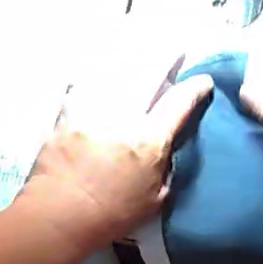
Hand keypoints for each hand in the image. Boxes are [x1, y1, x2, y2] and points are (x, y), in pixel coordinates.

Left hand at [16, 52, 213, 254]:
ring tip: (142, 50)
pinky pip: (82, 83)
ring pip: (116, 70)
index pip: (180, 101)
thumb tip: (170, 146)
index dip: (196, 87)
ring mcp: (92, 112)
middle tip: (176, 47)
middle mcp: (123, 117)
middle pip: (149, 71)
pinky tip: (100, 67)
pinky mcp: (67, 114)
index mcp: (149, 140)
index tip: (202, 81)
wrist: (59, 215)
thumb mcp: (155, 199)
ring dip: (133, 57)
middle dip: (167, 54)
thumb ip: (167, 167)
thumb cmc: (110, 216)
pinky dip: (94, 72)